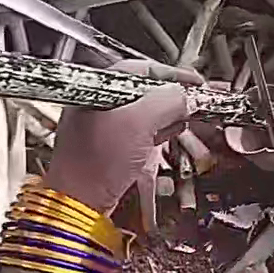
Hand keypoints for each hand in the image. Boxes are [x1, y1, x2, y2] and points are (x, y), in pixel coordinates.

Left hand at [44, 61, 197, 212]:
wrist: (79, 202)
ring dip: (162, 118)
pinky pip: (135, 133)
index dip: (173, 75)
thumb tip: (187, 94)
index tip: (194, 82)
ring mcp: (99, 125)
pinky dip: (151, 135)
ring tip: (176, 125)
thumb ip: (167, 101)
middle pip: (144, 90)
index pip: (142, 69)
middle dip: (170, 98)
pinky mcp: (105, 147)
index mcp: (99, 87)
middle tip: (190, 106)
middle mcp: (97, 102)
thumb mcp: (139, 123)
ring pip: (142, 113)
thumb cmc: (95, 163)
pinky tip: (159, 141)